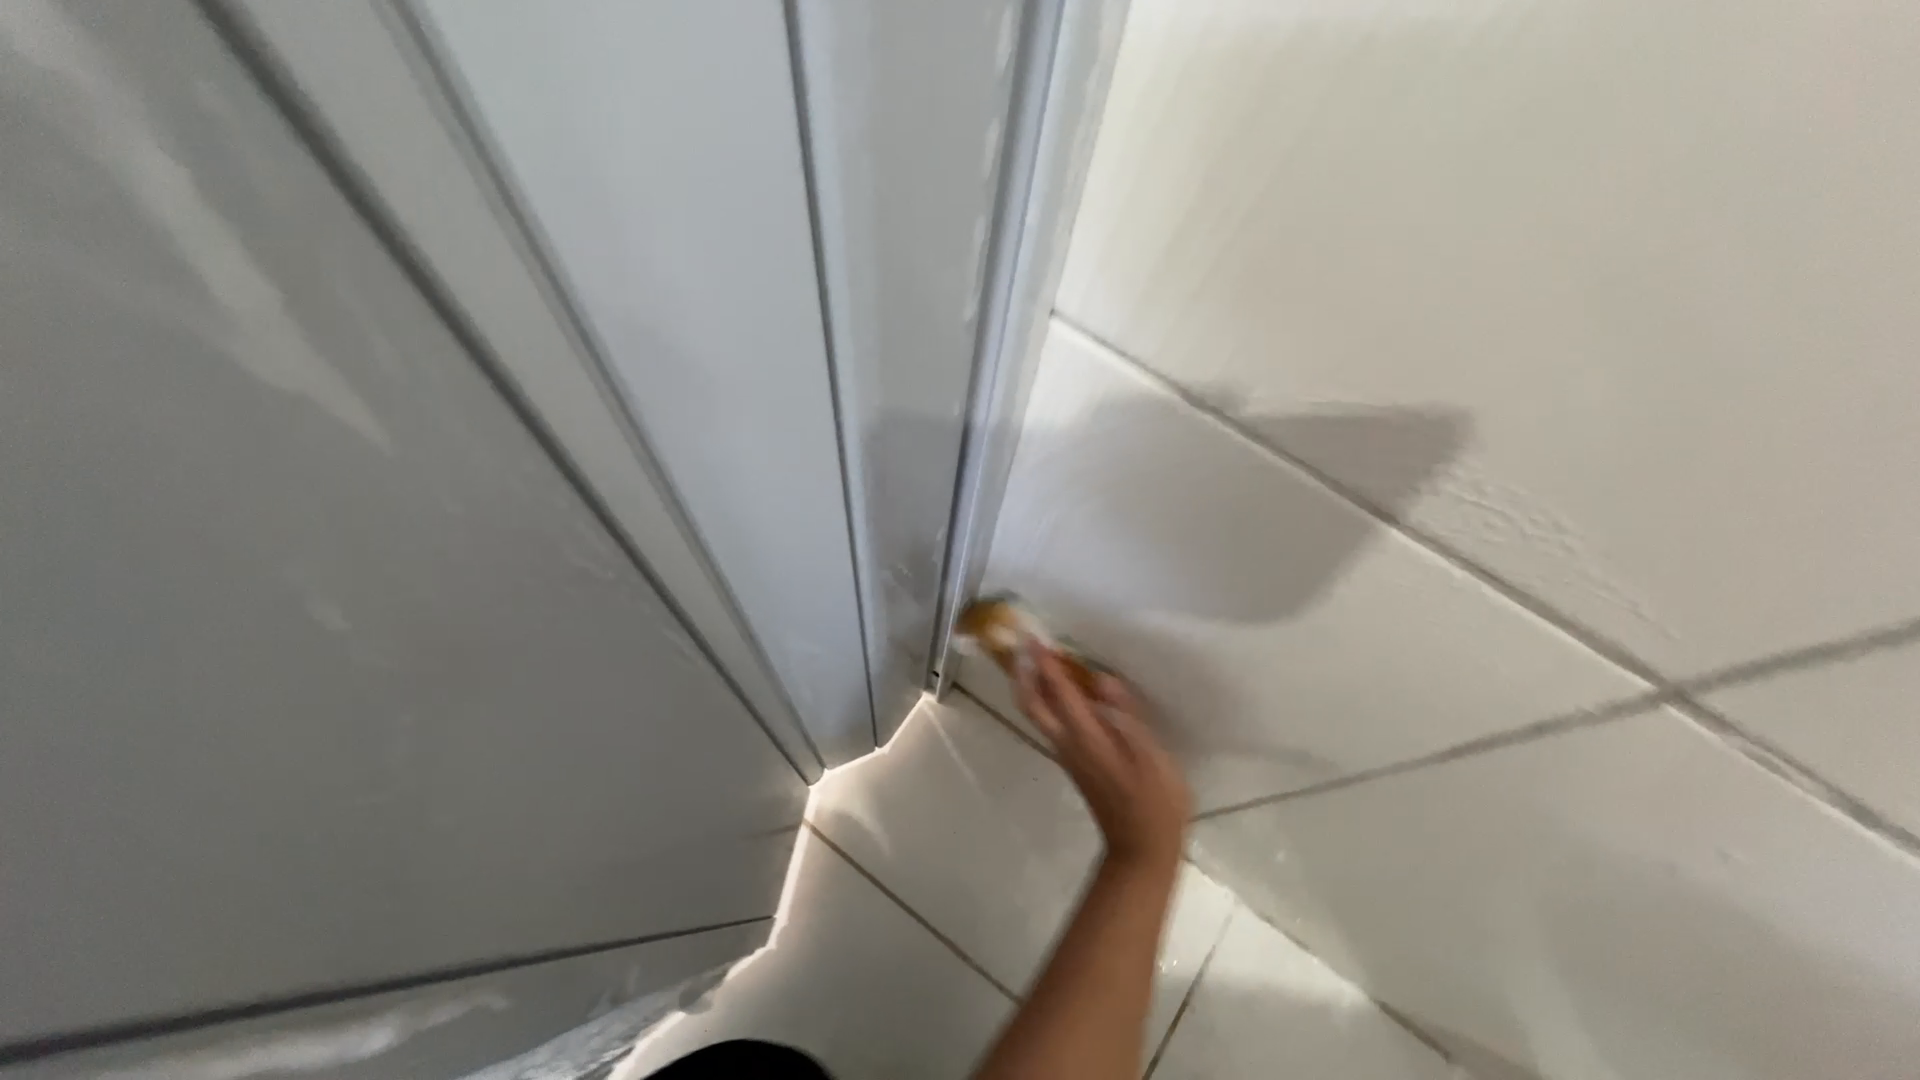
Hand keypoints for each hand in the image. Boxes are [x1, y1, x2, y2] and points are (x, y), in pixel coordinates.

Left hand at [1015, 643, 1191, 868]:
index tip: (1034, 636)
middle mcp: (1068, 743)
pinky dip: (1045, 699)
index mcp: (1087, 738)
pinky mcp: (1075, 762)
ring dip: (1030, 684)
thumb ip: (1127, 716)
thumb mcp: (1152, 757)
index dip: (1045, 662)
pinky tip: (1061, 691)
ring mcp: (1068, 755)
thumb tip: (1102, 679)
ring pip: (1037, 713)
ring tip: (1035, 658)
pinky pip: (1050, 722)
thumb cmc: (1155, 802)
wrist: (1141, 848)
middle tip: (1023, 643)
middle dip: (1023, 672)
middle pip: (1032, 704)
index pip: (1058, 692)